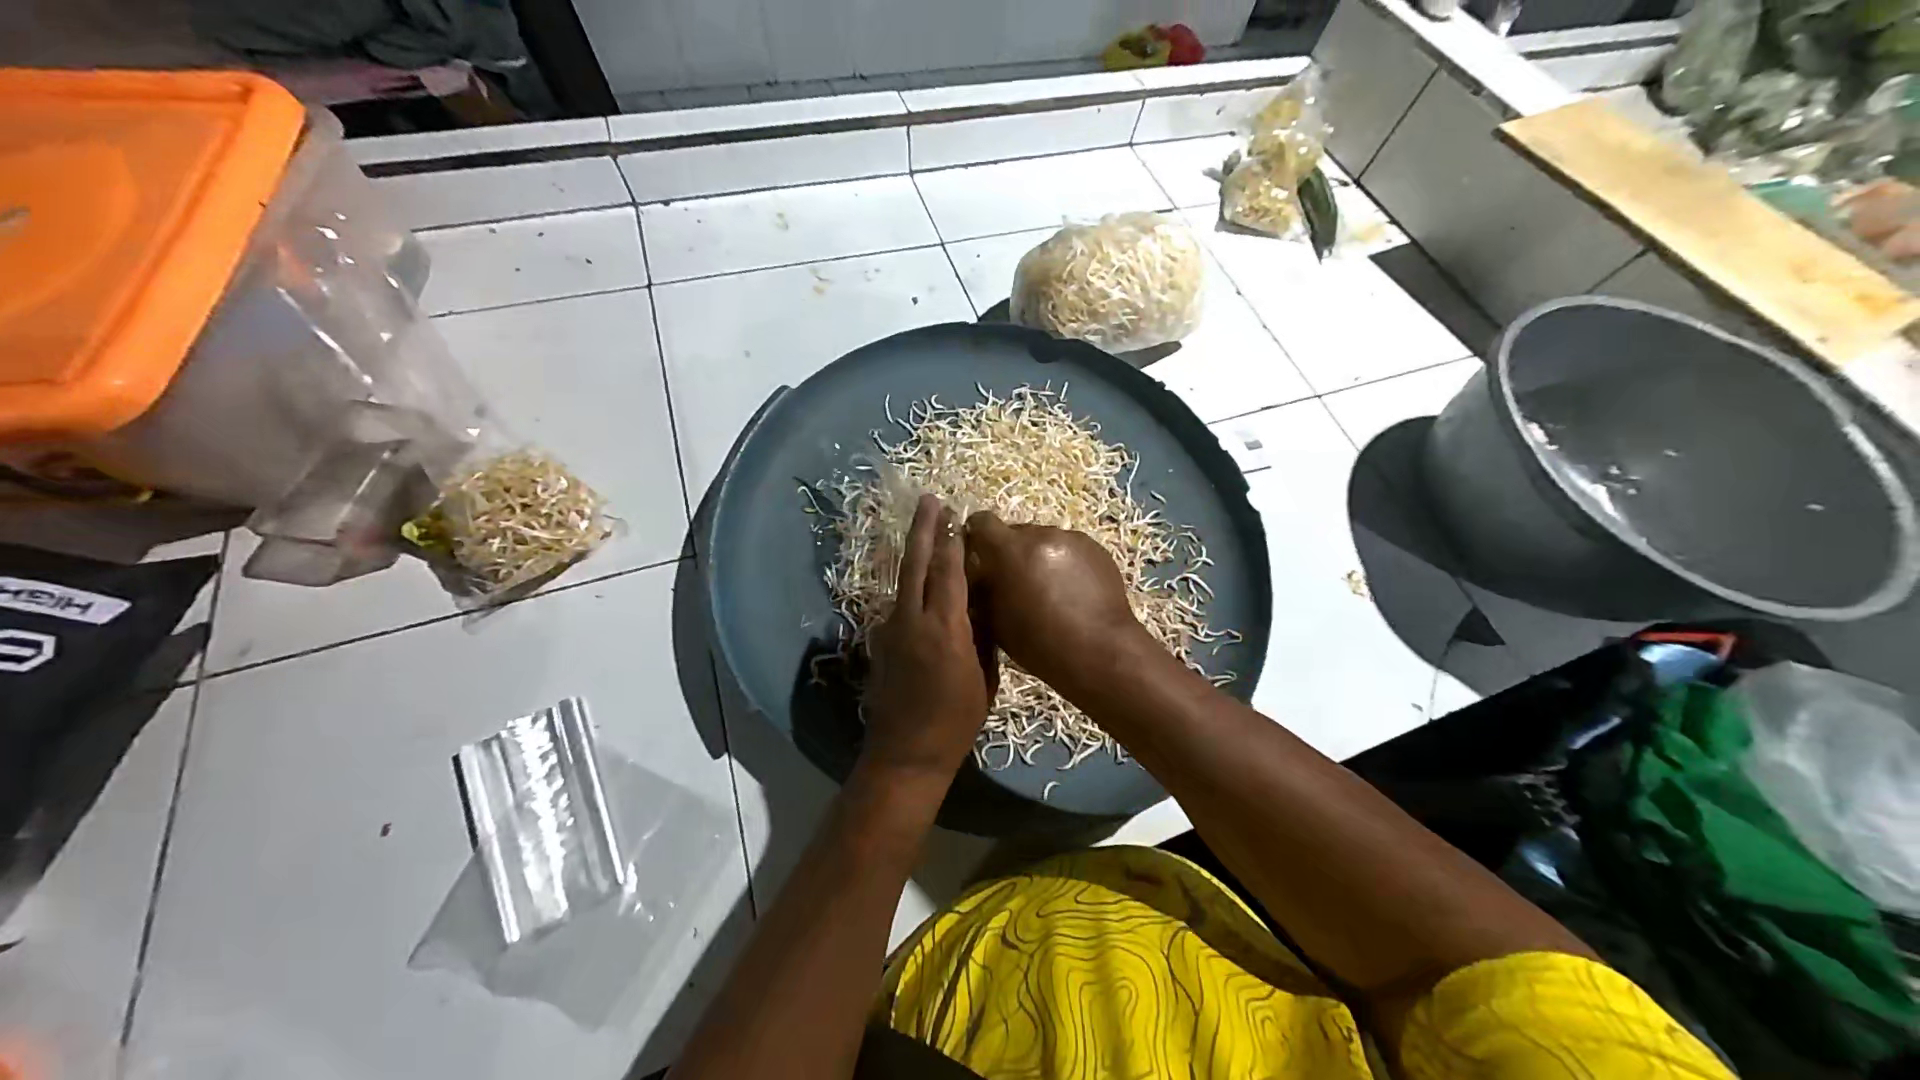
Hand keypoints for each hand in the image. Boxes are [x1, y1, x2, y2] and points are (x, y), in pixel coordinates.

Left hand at [860, 495, 994, 781]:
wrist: (906, 752)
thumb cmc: (956, 720)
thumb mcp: (984, 677)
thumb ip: (981, 635)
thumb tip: (981, 604)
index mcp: (944, 628)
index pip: (949, 571)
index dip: (955, 541)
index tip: (959, 516)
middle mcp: (912, 619)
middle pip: (917, 563)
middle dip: (925, 529)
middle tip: (931, 500)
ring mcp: (892, 629)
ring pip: (905, 580)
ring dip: (917, 552)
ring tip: (929, 530)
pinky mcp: (883, 640)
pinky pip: (900, 602)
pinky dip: (913, 583)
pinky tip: (923, 579)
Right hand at [964, 511, 1152, 702]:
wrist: (1099, 652)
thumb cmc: (1038, 643)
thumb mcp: (994, 620)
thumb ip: (982, 586)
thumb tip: (978, 571)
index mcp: (1011, 550)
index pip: (982, 521)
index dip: (976, 536)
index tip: (979, 555)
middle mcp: (1042, 534)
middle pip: (1015, 532)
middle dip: (1011, 553)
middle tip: (1015, 582)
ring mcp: (1072, 539)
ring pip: (1043, 540)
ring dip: (1038, 557)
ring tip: (1047, 590)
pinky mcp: (1096, 548)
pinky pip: (1068, 549)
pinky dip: (1063, 564)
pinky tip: (1070, 591)